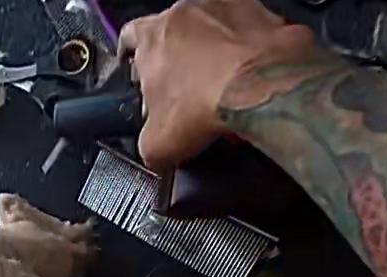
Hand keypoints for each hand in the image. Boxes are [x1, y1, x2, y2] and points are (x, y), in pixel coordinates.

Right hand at [118, 0, 320, 167]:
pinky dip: (241, 52)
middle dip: (174, 60)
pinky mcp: (256, 13)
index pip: (130, 39)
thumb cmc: (203, 106)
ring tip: (218, 87)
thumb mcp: (158, 145)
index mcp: (151, 37)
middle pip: (171, 35)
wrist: (257, 87)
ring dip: (209, 53)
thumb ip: (147, 143)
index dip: (130, 57)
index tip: (136, 68)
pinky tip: (245, 79)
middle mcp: (183, 11)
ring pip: (208, 29)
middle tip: (183, 91)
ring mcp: (220, 7)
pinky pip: (243, 33)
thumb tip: (151, 153)